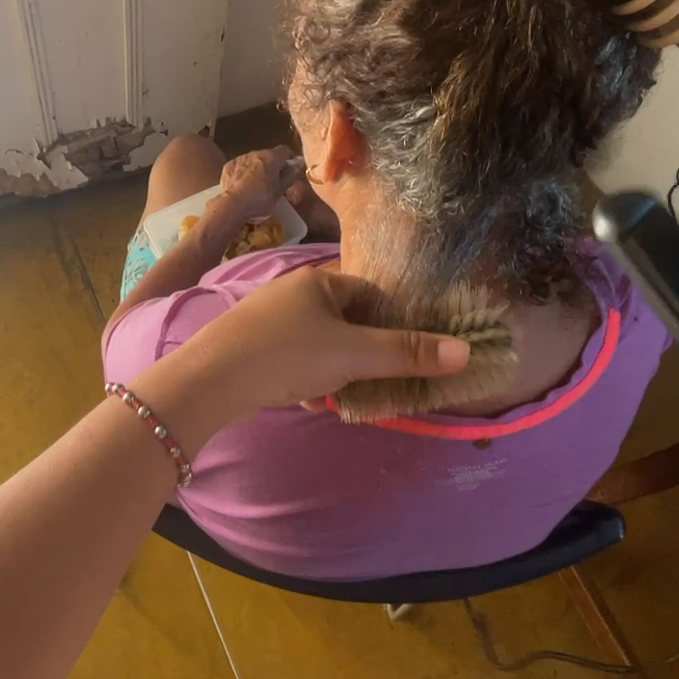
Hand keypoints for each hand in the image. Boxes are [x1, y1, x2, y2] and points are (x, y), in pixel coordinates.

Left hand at [132, 268, 467, 454]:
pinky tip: (311, 397)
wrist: (213, 379)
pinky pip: (294, 356)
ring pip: (319, 340)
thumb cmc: (287, 354)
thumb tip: (466, 349)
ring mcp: (267, 318)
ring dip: (336, 367)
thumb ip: (407, 352)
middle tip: (380, 377)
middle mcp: (291, 291)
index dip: (392, 320)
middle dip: (363, 349)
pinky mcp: (251, 345)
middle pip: (344, 318)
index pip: (368, 292)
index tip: (409, 350)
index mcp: (317, 281)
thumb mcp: (354, 354)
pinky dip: (308, 375)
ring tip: (347, 393)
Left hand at [217, 146, 297, 218]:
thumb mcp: (279, 191)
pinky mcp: (229, 166)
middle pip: (268, 155)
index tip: (289, 170)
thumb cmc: (261, 200)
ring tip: (256, 185)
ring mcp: (240, 158)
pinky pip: (240, 166)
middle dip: (272, 165)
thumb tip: (297, 165)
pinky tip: (242, 186)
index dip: (289, 159)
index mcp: (272, 157)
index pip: (285, 151)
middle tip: (273, 181)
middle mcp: (256, 153)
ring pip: (253, 160)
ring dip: (257, 168)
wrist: (233, 205)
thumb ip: (289, 176)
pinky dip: (243, 172)